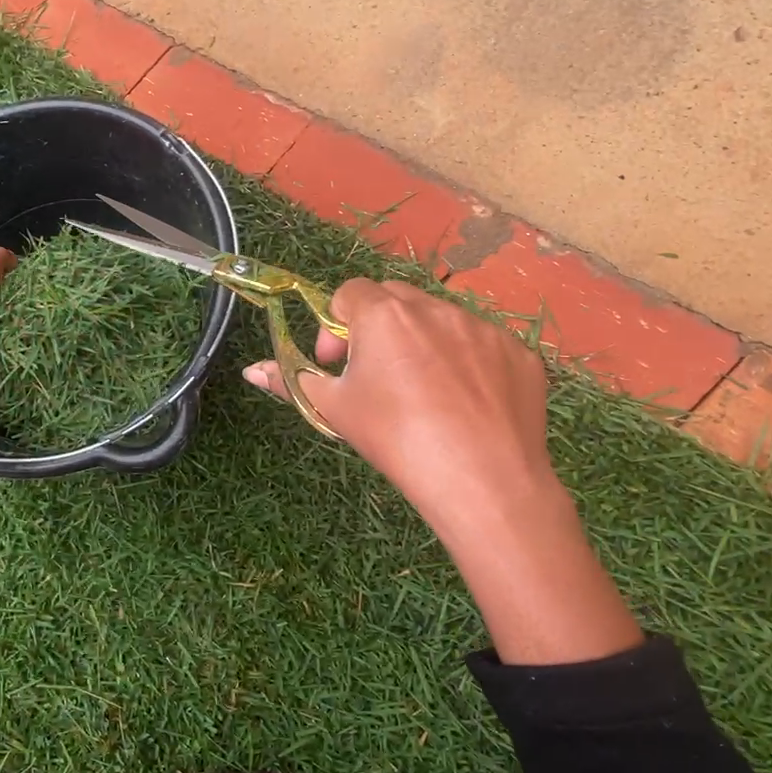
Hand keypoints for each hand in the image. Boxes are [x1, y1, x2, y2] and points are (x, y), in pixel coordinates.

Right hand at [244, 278, 551, 530]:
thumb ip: (291, 379)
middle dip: (377, 326)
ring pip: (439, 320)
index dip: (336, 325)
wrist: (483, 480)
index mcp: (383, 315)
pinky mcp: (520, 353)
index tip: (338, 364)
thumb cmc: (395, 438)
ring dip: (421, 341)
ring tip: (422, 392)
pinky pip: (481, 344)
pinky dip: (466, 362)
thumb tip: (251, 371)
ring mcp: (483, 329)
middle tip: (374, 373)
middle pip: (394, 299)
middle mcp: (434, 309)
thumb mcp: (334, 409)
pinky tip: (464, 403)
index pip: (349, 292)